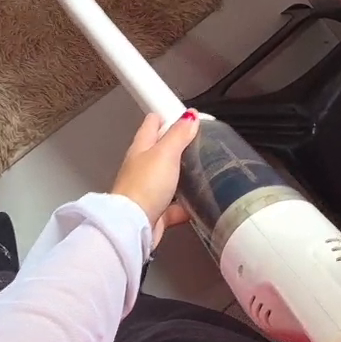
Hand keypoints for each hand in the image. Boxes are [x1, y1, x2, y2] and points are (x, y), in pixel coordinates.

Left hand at [111, 111, 199, 247]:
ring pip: (169, 178)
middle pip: (161, 151)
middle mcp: (142, 167)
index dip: (166, 116)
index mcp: (141, 148)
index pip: (152, 124)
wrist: (134, 226)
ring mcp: (148, 190)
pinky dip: (187, 205)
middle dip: (179, 146)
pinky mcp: (156, 211)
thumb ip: (179, 134)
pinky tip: (200, 204)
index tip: (185, 115)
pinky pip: (175, 206)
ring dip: (184, 176)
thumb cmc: (145, 185)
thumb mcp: (165, 153)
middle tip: (201, 143)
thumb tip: (190, 116)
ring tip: (206, 171)